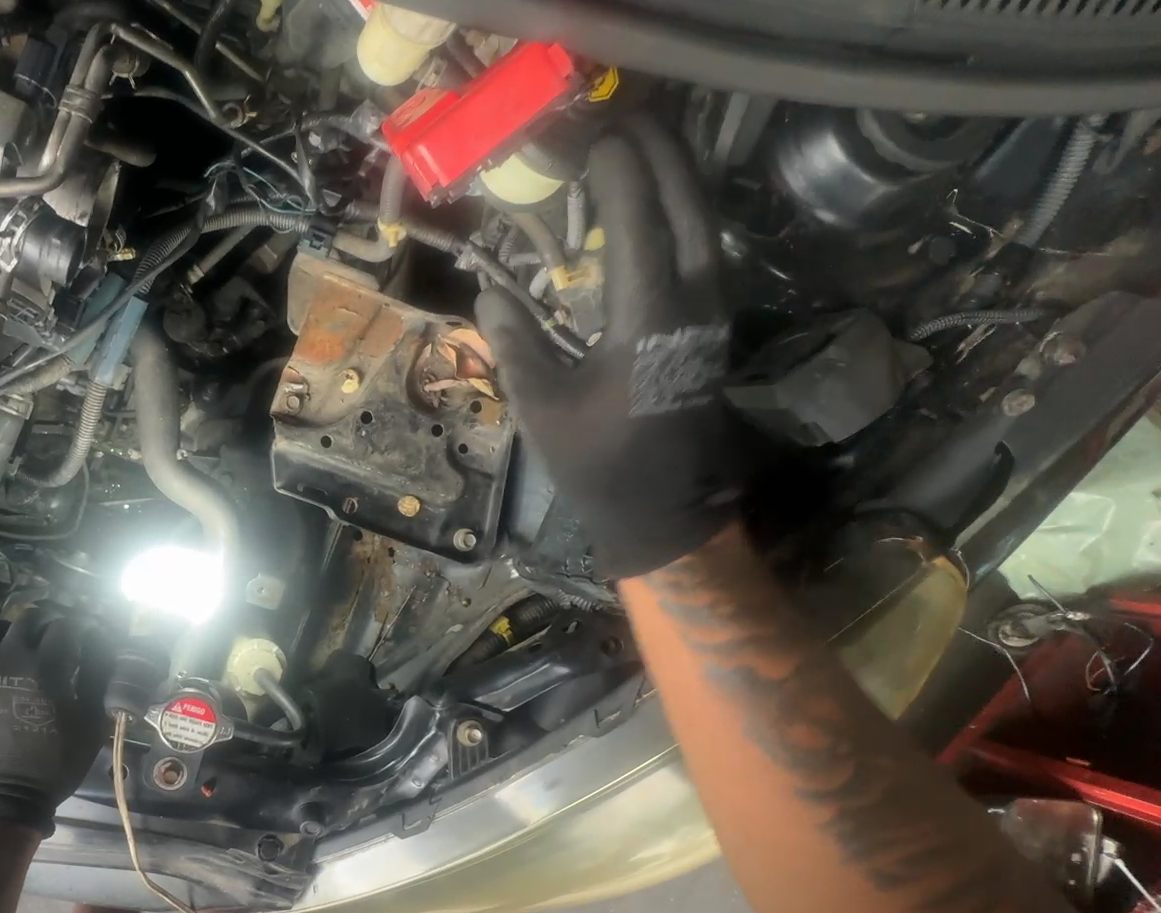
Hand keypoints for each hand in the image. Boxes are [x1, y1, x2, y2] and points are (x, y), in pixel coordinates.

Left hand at [0, 612, 110, 835]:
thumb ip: (96, 679)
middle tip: (44, 649)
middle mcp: (9, 653)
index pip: (64, 626)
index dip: (74, 633)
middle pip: (28, 619)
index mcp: (47, 664)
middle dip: (41, 629)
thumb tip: (98, 648)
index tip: (75, 644)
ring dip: (6, 639)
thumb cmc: (51, 764)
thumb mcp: (90, 725)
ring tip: (9, 659)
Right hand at [477, 115, 743, 578]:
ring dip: (675, 173)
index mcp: (647, 320)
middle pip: (688, 202)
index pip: (638, 222)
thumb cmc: (597, 461)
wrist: (662, 506)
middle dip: (658, 152)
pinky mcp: (709, 321)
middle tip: (616, 121)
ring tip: (636, 145)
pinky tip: (654, 201)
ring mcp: (710, 310)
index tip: (587, 138)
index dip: (616, 172)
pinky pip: (703, 243)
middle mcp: (692, 302)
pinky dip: (680, 207)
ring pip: (705, 218)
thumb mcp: (541, 407)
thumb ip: (516, 344)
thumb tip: (488, 294)